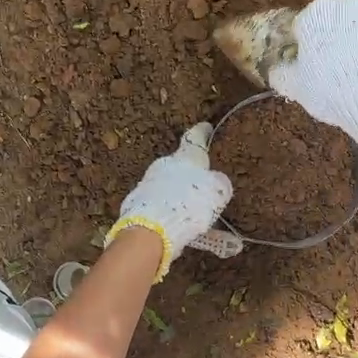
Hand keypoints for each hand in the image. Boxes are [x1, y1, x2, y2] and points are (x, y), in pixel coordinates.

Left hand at [106, 123, 232, 280]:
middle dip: (190, 173)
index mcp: (185, 156)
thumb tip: (216, 181)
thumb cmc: (191, 202)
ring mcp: (148, 184)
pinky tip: (183, 230)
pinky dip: (172, 214)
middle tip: (204, 183)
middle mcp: (164, 165)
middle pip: (180, 165)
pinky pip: (162, 206)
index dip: (202, 133)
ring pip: (170, 187)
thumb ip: (219, 184)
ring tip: (197, 214)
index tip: (205, 127)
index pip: (195, 138)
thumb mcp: (218, 191)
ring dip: (181, 196)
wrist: (152, 227)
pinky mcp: (138, 204)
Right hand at [266, 0, 357, 162]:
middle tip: (347, 74)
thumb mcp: (298, 89)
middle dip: (344, 41)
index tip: (314, 67)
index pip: (307, 26)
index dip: (309, 48)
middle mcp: (355, 2)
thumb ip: (284, 74)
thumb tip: (278, 70)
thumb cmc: (336, 92)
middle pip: (344, 21)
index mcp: (319, 14)